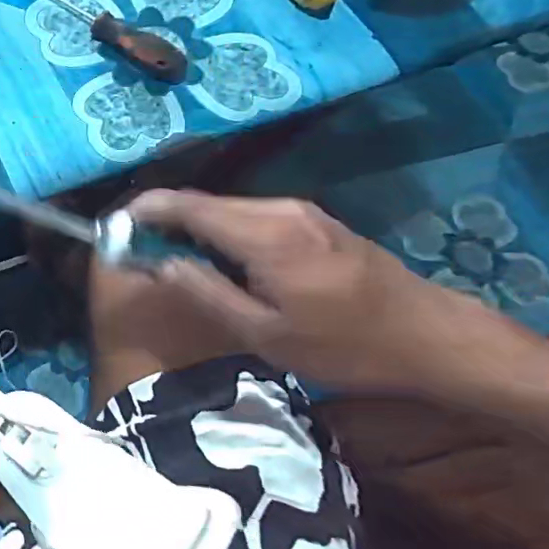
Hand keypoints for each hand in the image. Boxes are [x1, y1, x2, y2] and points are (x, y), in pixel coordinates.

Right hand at [124, 189, 541, 397]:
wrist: (434, 338)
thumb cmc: (347, 346)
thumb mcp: (266, 334)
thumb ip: (205, 293)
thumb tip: (158, 264)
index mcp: (265, 235)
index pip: (187, 205)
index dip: (145, 210)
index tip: (114, 225)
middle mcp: (280, 210)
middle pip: (203, 202)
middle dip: (163, 218)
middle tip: (135, 248)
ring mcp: (299, 211)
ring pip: (225, 208)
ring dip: (191, 224)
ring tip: (168, 254)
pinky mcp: (310, 219)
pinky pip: (249, 215)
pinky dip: (219, 228)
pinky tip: (215, 256)